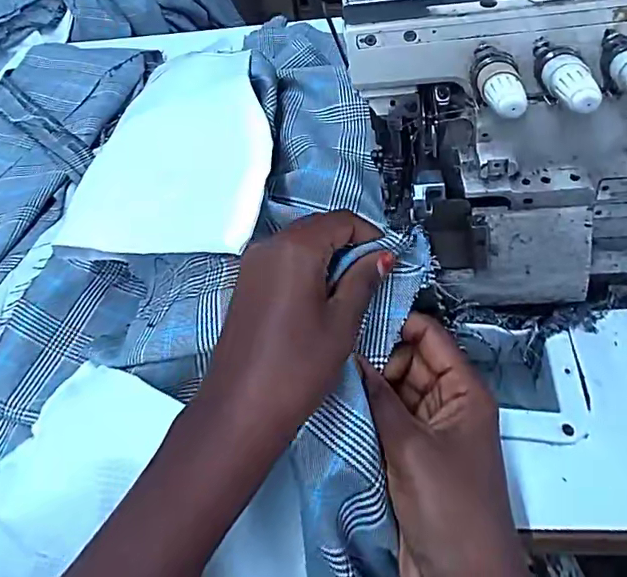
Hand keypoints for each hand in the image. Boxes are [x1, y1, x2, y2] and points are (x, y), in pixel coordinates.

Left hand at [198, 209, 390, 440]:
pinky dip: (305, 266)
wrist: (241, 406)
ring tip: (347, 291)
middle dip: (347, 243)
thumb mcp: (341, 323)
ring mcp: (252, 262)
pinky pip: (282, 258)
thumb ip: (363, 280)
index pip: (340, 219)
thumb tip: (380, 256)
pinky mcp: (246, 280)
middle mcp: (269, 246)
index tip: (385, 255)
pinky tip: (319, 298)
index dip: (368, 234)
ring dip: (326, 255)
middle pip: (317, 226)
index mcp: (294, 248)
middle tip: (371, 274)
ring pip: (299, 242)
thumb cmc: (295, 368)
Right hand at [359, 313, 529, 576]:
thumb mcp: (412, 446)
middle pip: (408, 357)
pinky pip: (387, 415)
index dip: (397, 322)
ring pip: (394, 386)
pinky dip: (368, 409)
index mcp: (466, 391)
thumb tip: (354, 359)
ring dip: (370, 383)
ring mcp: (430, 428)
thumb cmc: (456, 515)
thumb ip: (380, 397)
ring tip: (339, 375)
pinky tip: (345, 403)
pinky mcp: (413, 451)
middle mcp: (449, 403)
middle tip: (343, 351)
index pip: (429, 335)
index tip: (361, 316)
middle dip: (377, 354)